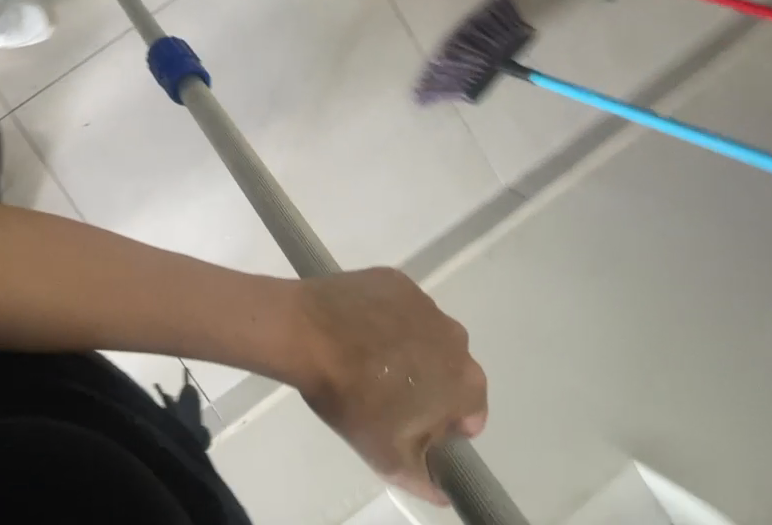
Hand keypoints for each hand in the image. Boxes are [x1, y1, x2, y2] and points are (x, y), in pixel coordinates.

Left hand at [285, 269, 487, 505]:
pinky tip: (355, 325)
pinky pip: (396, 304)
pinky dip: (382, 315)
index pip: (468, 411)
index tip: (407, 422)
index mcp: (466, 382)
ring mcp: (423, 302)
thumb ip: (421, 480)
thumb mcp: (385, 456)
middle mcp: (455, 337)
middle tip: (382, 389)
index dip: (440, 422)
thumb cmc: (350, 397)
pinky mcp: (393, 278)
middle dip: (425, 382)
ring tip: (363, 355)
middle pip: (447, 369)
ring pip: (423, 334)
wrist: (304, 333)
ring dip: (404, 346)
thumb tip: (440, 493)